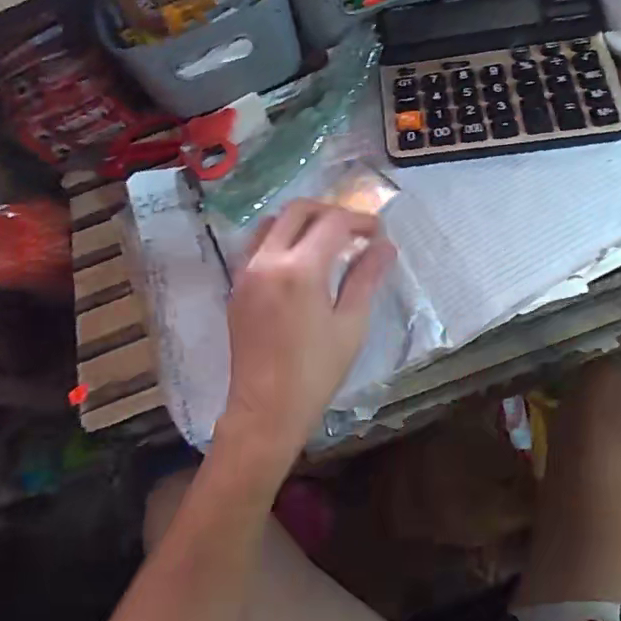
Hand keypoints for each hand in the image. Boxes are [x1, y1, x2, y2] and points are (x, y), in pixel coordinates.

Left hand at [219, 201, 396, 468]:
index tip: (377, 231)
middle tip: (354, 230)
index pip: (333, 223)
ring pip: (273, 223)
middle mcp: (267, 260)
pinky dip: (280, 238)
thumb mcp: (351, 324)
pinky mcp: (236, 286)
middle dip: (330, 212)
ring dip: (302, 222)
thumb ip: (366, 278)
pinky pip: (257, 245)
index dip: (359, 220)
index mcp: (299, 269)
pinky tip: (299, 260)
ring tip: (327, 241)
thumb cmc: (316, 372)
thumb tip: (385, 246)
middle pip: (298, 211)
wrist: (266, 409)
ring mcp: (246, 272)